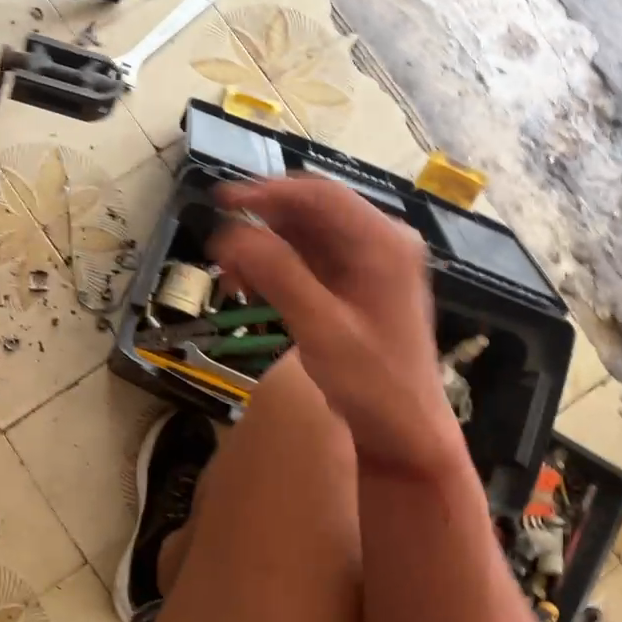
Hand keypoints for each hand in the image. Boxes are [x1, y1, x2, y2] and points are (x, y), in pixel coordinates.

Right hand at [207, 176, 462, 477]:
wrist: (402, 429)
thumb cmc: (371, 381)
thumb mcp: (321, 328)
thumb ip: (280, 275)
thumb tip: (232, 236)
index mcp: (382, 244)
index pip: (319, 197)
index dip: (267, 193)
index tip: (221, 201)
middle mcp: (378, 243)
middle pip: (310, 212)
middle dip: (260, 225)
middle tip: (219, 248)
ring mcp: (366, 265)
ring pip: (304, 236)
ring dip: (263, 248)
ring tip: (231, 277)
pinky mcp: (352, 286)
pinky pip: (306, 261)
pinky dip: (275, 268)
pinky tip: (251, 288)